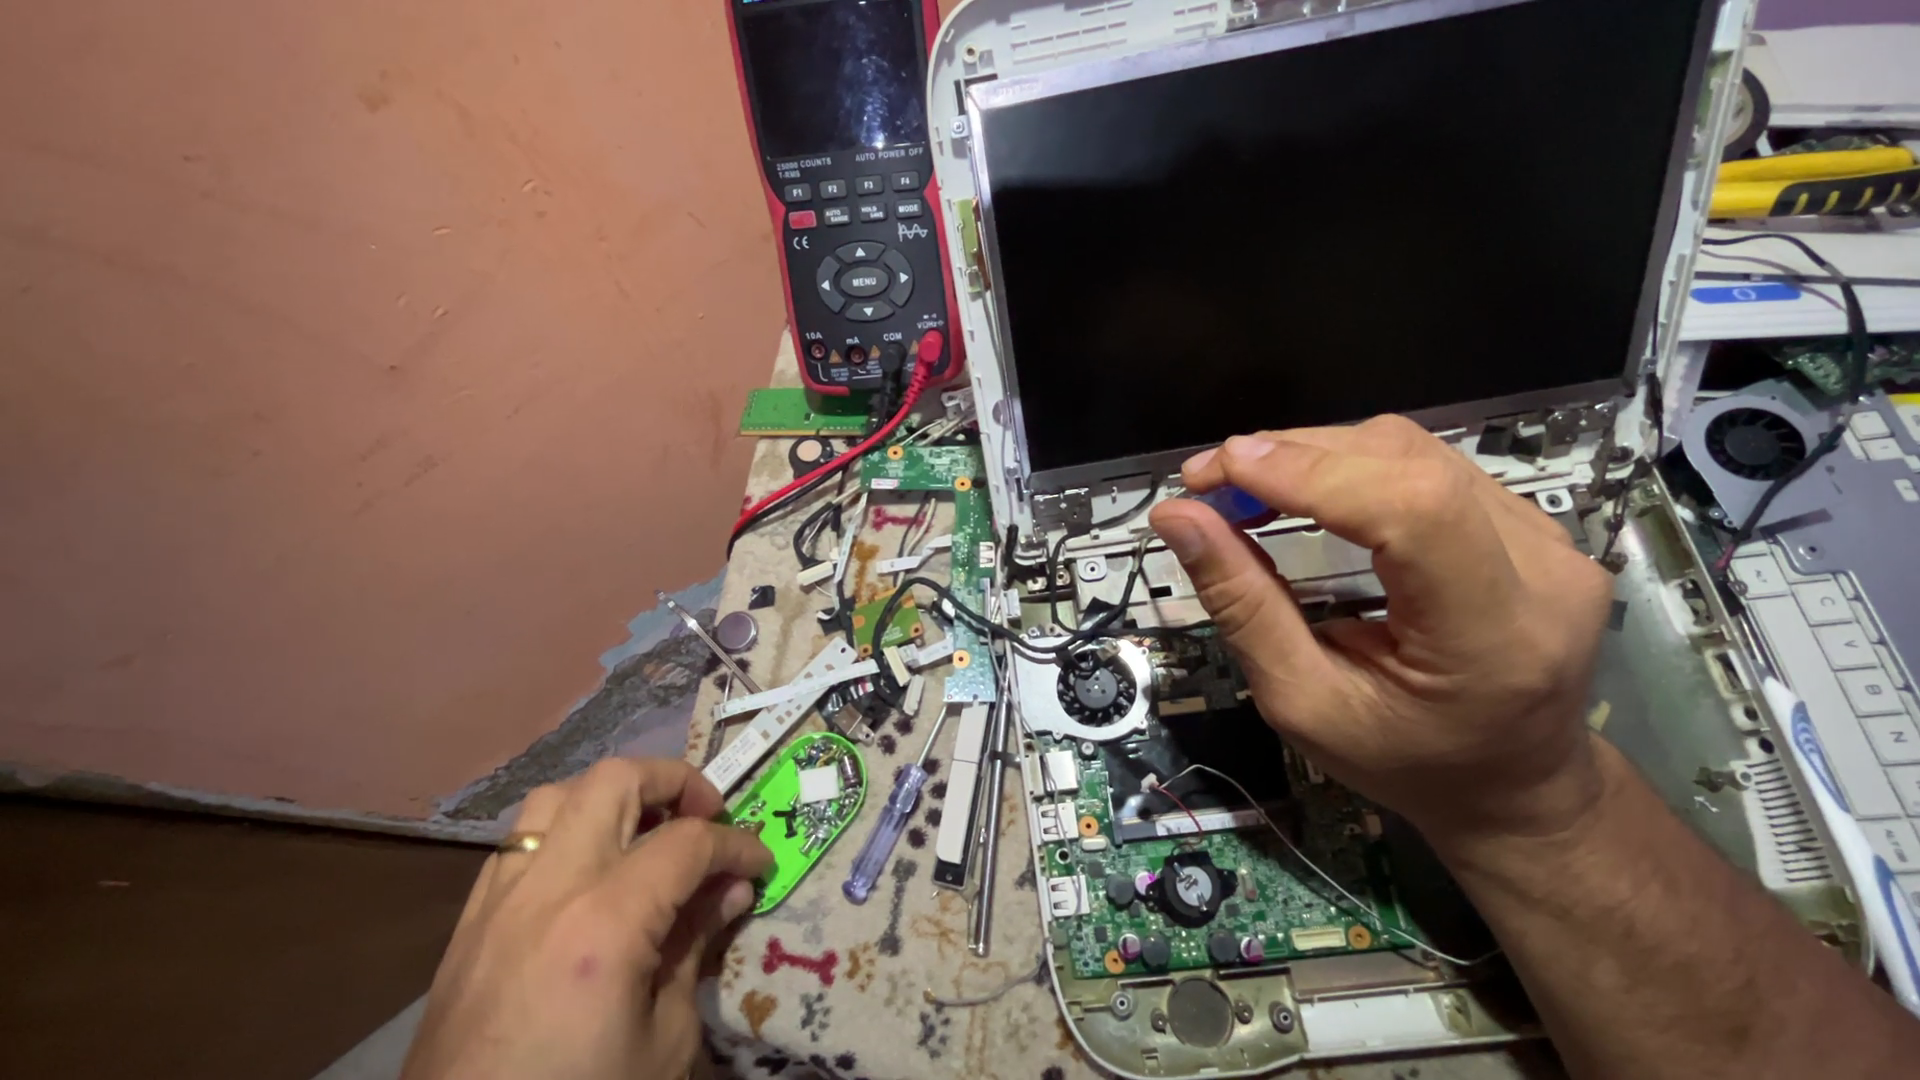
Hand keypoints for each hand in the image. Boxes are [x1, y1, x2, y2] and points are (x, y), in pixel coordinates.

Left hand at [402, 758, 770, 1079]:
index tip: (760, 862)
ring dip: (614, 797)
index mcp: (606, 922)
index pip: (688, 842)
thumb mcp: (664, 1042)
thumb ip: (695, 948)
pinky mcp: (471, 921)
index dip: (736, 844)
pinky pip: (521, 840)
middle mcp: (551, 888)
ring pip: (559, 794)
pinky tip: (589, 872)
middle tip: (705, 819)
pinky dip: (568, 830)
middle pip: (616, 780)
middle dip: (675, 782)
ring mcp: (502, 898)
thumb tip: (729, 891)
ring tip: (645, 833)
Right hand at [1148, 416, 1614, 842]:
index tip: (1216, 472)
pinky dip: (1349, 465)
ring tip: (1246, 485)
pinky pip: (1428, 464)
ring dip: (1315, 454)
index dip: (1310, 475)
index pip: (1413, 511)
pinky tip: (1305, 490)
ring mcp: (1548, 538)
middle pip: (1407, 463)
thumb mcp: (1303, 703)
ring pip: (1413, 449)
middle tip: (1209, 478)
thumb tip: (1177, 516)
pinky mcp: (1533, 524)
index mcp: (1492, 636)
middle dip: (1293, 456)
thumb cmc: (1403, 762)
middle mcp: (1540, 570)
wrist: (1513, 784)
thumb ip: (1243, 606)